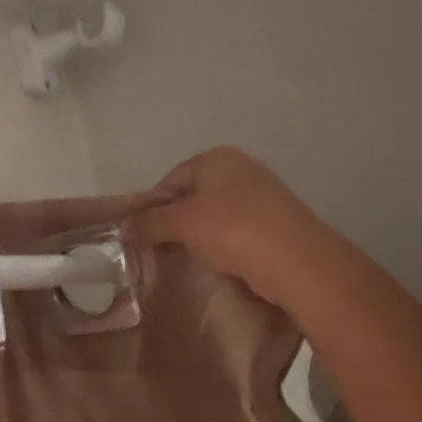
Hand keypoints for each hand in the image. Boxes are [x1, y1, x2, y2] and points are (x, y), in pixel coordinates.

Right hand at [124, 146, 325, 301]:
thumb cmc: (232, 230)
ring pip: (215, 214)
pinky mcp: (276, 222)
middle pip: (192, 195)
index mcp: (216, 158)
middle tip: (160, 249)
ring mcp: (262, 194)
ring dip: (198, 235)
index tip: (141, 235)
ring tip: (187, 259)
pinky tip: (217, 263)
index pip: (169, 180)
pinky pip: (237, 230)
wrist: (297, 261)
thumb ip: (149, 222)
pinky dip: (223, 244)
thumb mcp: (181, 223)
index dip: (151, 207)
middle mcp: (241, 168)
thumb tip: (124, 227)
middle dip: (174, 222)